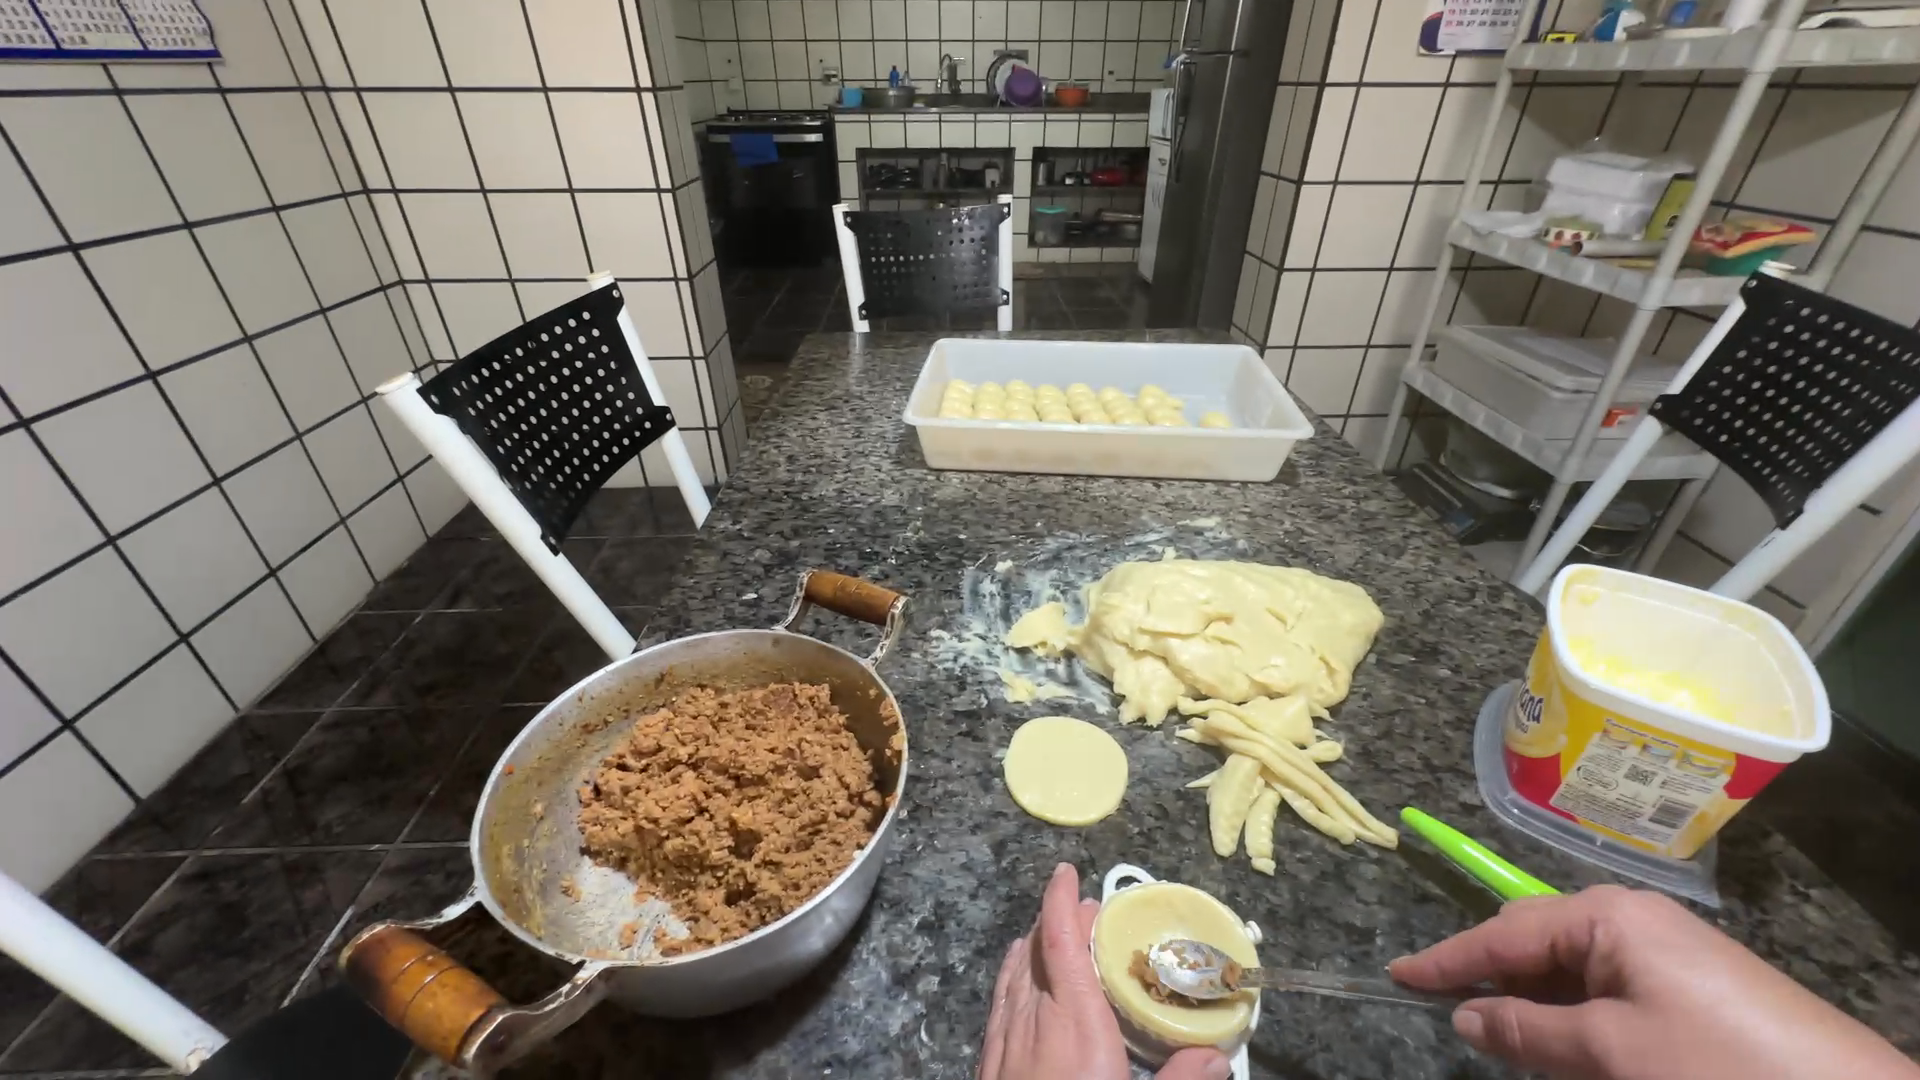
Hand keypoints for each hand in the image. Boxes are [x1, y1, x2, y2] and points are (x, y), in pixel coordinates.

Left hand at [980, 862, 1230, 1079]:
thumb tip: (1217, 1057)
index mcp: (1072, 1023)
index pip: (1059, 941)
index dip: (1060, 900)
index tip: (1067, 872)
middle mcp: (1032, 1020)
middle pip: (1035, 949)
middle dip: (1057, 920)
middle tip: (1088, 911)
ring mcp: (1005, 1043)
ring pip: (1013, 972)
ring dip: (1035, 944)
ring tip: (1055, 935)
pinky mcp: (990, 1065)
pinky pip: (1001, 1003)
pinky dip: (1016, 977)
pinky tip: (1023, 986)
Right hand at [1389, 885, 1919, 1079]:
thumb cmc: (1725, 1073)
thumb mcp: (1613, 1055)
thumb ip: (1527, 1031)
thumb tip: (1464, 1018)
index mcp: (1608, 917)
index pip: (1502, 934)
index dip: (1447, 959)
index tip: (1397, 974)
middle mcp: (1633, 921)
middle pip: (1536, 942)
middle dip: (1495, 980)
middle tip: (1457, 1017)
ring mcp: (1671, 954)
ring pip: (1575, 972)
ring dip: (1540, 1006)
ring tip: (1514, 1041)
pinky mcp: (1700, 992)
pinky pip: (1614, 992)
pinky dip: (1582, 1018)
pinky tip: (1576, 1048)